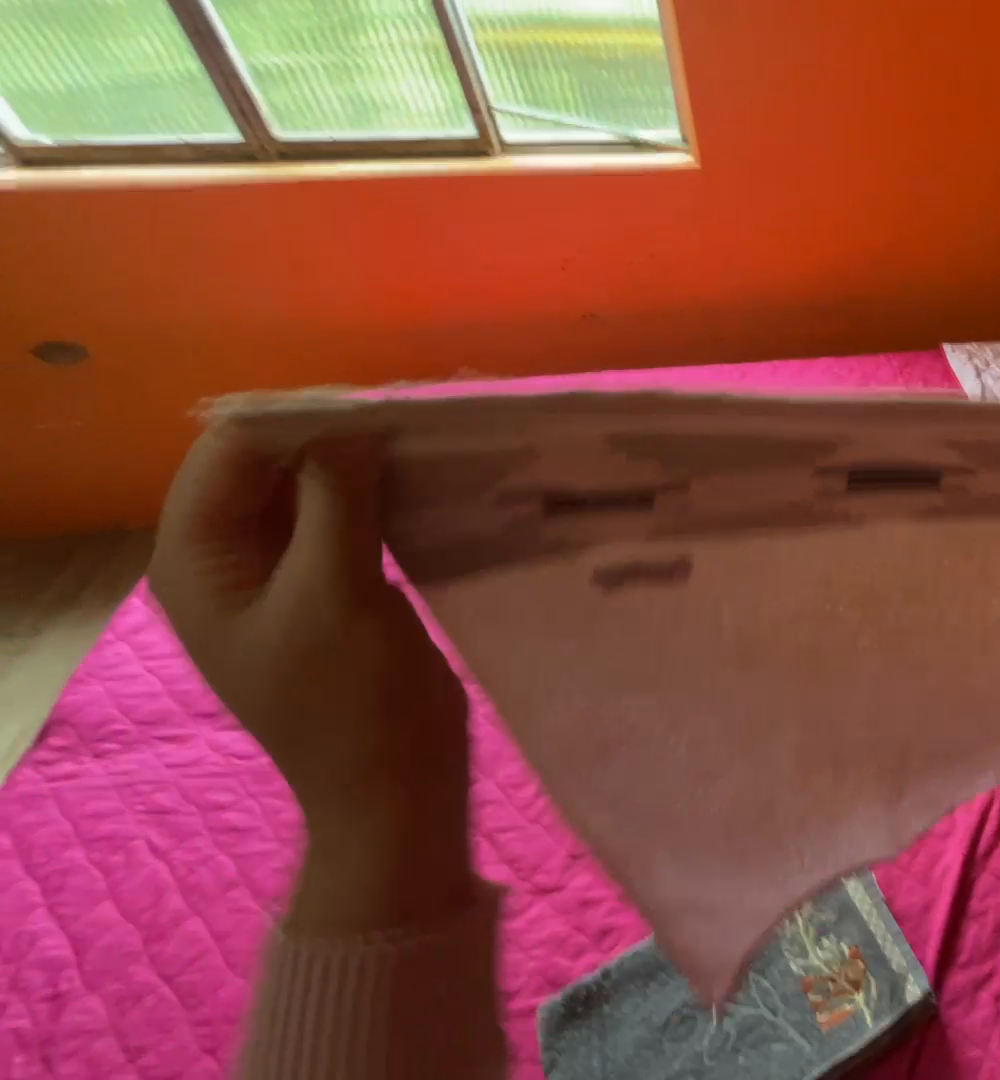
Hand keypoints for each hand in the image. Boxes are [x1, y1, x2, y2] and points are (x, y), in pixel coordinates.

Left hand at [150, 425, 475, 929]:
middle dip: (339, 436)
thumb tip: (351, 420)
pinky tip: (433, 483)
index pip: (234, 453)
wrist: (396, 781)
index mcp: (200, 557)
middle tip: (416, 416)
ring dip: (370, 464)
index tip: (382, 400)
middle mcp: (235, 555)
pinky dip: (388, 497)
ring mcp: (293, 571)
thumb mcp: (338, 594)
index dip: (301, 417)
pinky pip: (355, 519)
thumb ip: (336, 502)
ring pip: (321, 490)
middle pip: (275, 466)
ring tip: (431, 439)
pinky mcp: (343, 584)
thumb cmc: (354, 699)